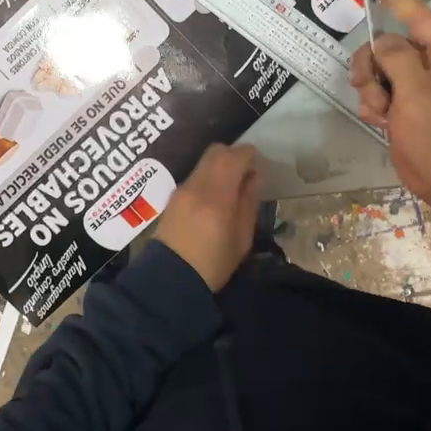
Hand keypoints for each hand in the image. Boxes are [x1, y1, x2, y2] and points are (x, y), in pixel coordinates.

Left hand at [152, 143, 261, 291]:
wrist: (170, 278)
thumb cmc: (213, 264)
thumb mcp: (241, 239)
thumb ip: (248, 202)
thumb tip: (255, 176)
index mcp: (216, 198)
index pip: (234, 157)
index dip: (250, 155)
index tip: (259, 166)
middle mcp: (196, 186)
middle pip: (216, 151)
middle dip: (234, 155)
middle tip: (247, 173)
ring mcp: (181, 189)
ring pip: (204, 161)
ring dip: (221, 165)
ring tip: (232, 187)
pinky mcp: (173, 196)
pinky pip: (195, 175)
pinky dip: (208, 176)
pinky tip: (215, 197)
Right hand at [349, 0, 430, 211]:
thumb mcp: (417, 95)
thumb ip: (397, 60)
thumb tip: (381, 41)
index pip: (422, 20)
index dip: (401, 2)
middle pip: (390, 46)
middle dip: (372, 63)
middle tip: (366, 82)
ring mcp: (416, 89)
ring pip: (379, 70)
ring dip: (370, 88)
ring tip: (379, 110)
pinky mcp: (403, 108)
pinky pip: (378, 93)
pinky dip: (373, 105)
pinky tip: (380, 122)